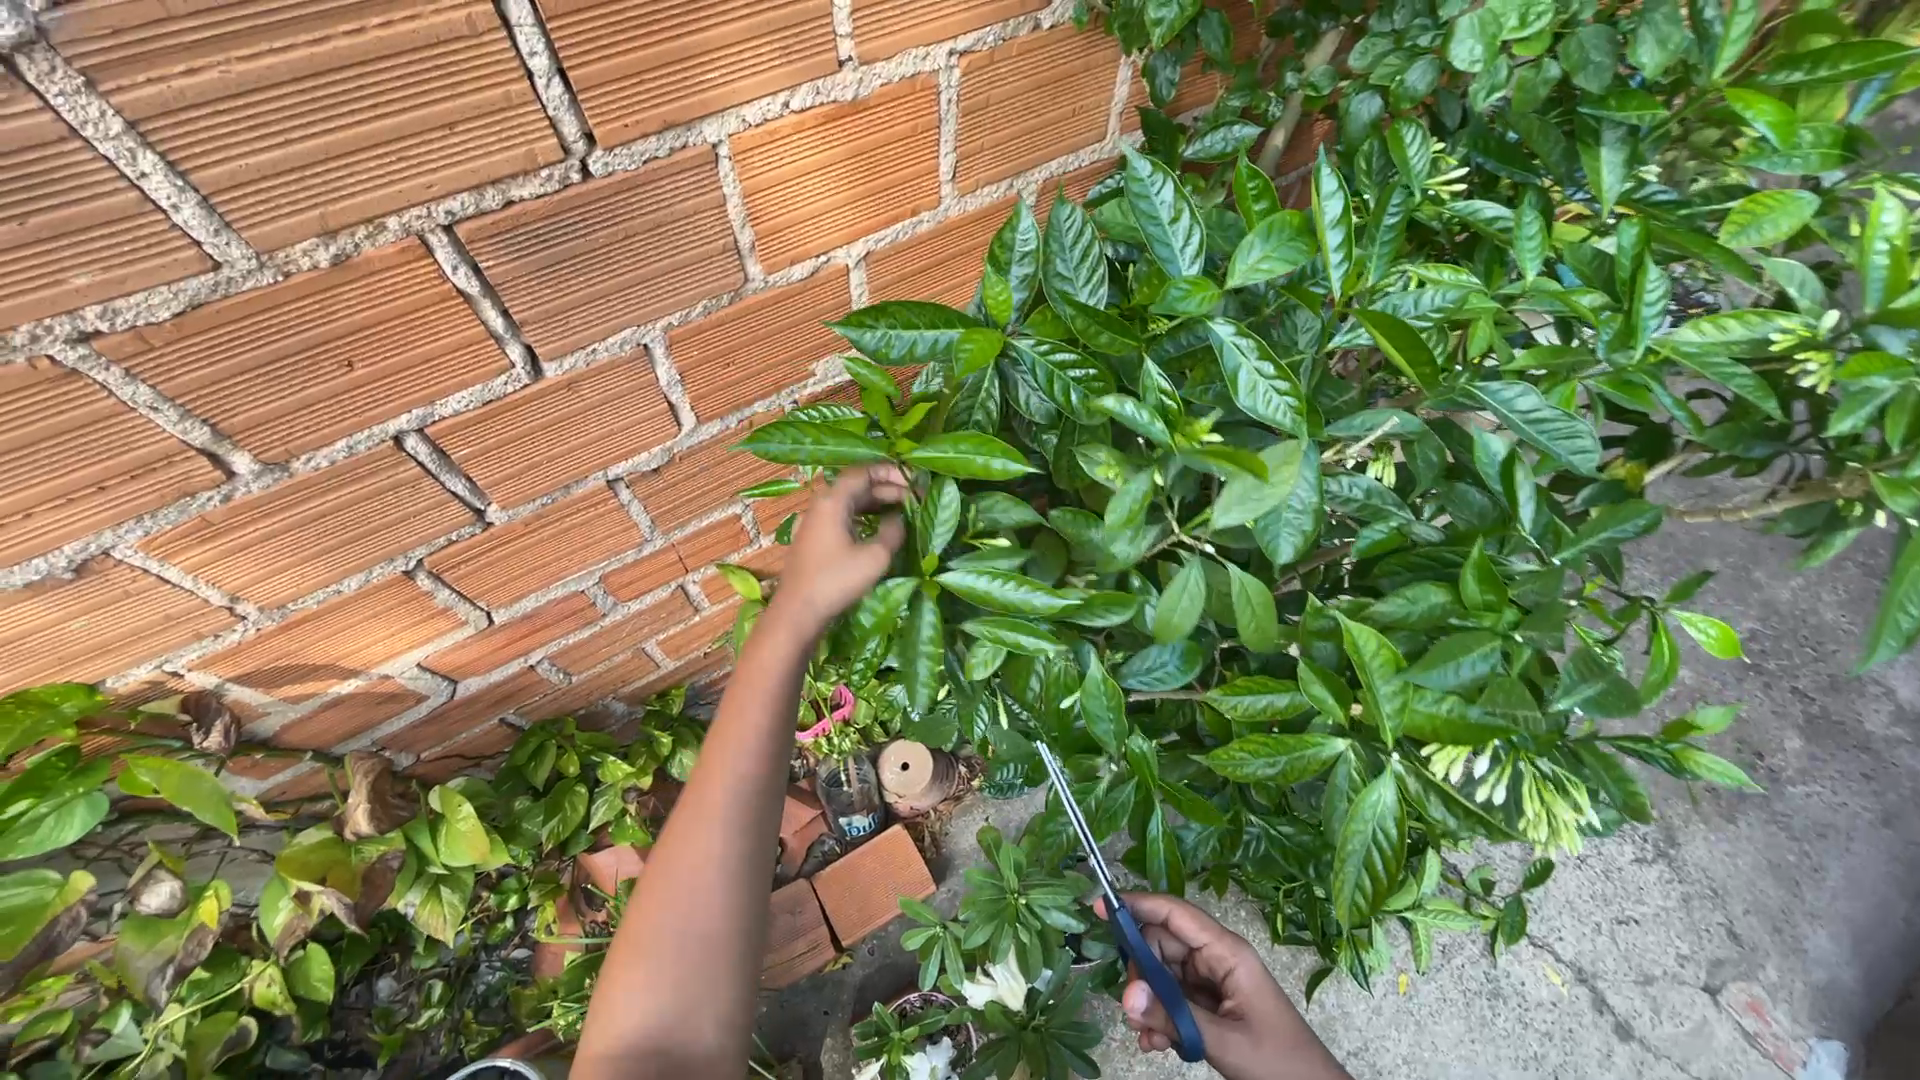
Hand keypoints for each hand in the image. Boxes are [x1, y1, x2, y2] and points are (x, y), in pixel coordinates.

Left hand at [765, 465, 907, 631]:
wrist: (797, 612)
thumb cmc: (836, 581)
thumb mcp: (875, 556)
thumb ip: (893, 531)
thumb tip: (899, 519)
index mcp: (833, 500)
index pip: (864, 472)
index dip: (891, 472)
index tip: (914, 480)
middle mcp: (821, 505)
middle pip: (857, 486)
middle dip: (888, 489)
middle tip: (916, 499)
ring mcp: (816, 523)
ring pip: (850, 503)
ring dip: (877, 504)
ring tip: (904, 511)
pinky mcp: (815, 540)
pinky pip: (843, 518)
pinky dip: (865, 517)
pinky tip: (880, 528)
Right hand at [1095, 893, 1349, 1079]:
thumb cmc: (1279, 1062)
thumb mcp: (1223, 1042)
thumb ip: (1173, 1018)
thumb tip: (1126, 995)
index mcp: (1227, 952)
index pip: (1175, 913)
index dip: (1138, 904)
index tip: (1100, 905)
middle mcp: (1217, 958)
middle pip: (1161, 944)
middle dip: (1140, 971)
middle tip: (1131, 1006)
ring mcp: (1213, 981)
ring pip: (1163, 973)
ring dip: (1148, 1000)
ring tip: (1146, 1036)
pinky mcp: (1210, 1004)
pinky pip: (1172, 997)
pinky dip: (1158, 1017)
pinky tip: (1155, 1044)